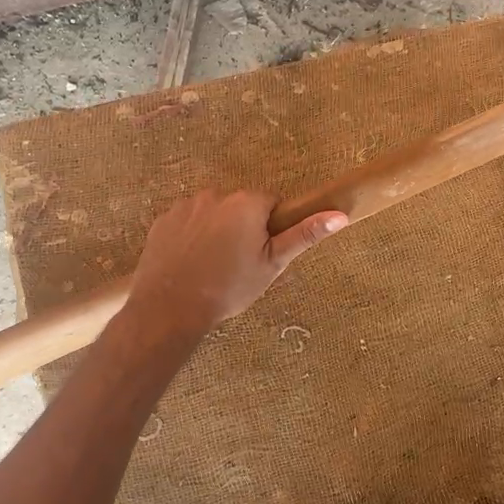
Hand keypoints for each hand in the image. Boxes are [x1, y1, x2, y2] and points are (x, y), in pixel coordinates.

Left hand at [122, 190, 346, 345]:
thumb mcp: (273, 264)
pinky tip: (192, 261)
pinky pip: (188, 221)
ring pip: (215, 213)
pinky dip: (193, 235)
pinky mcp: (163, 220)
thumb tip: (340, 215)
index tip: (262, 252)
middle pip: (241, 206)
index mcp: (247, 203)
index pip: (272, 202)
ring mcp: (186, 206)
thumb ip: (305, 235)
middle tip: (240, 262)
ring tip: (213, 264)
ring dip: (218, 229)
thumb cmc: (229, 287)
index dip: (271, 228)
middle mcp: (216, 195)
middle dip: (244, 226)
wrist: (169, 309)